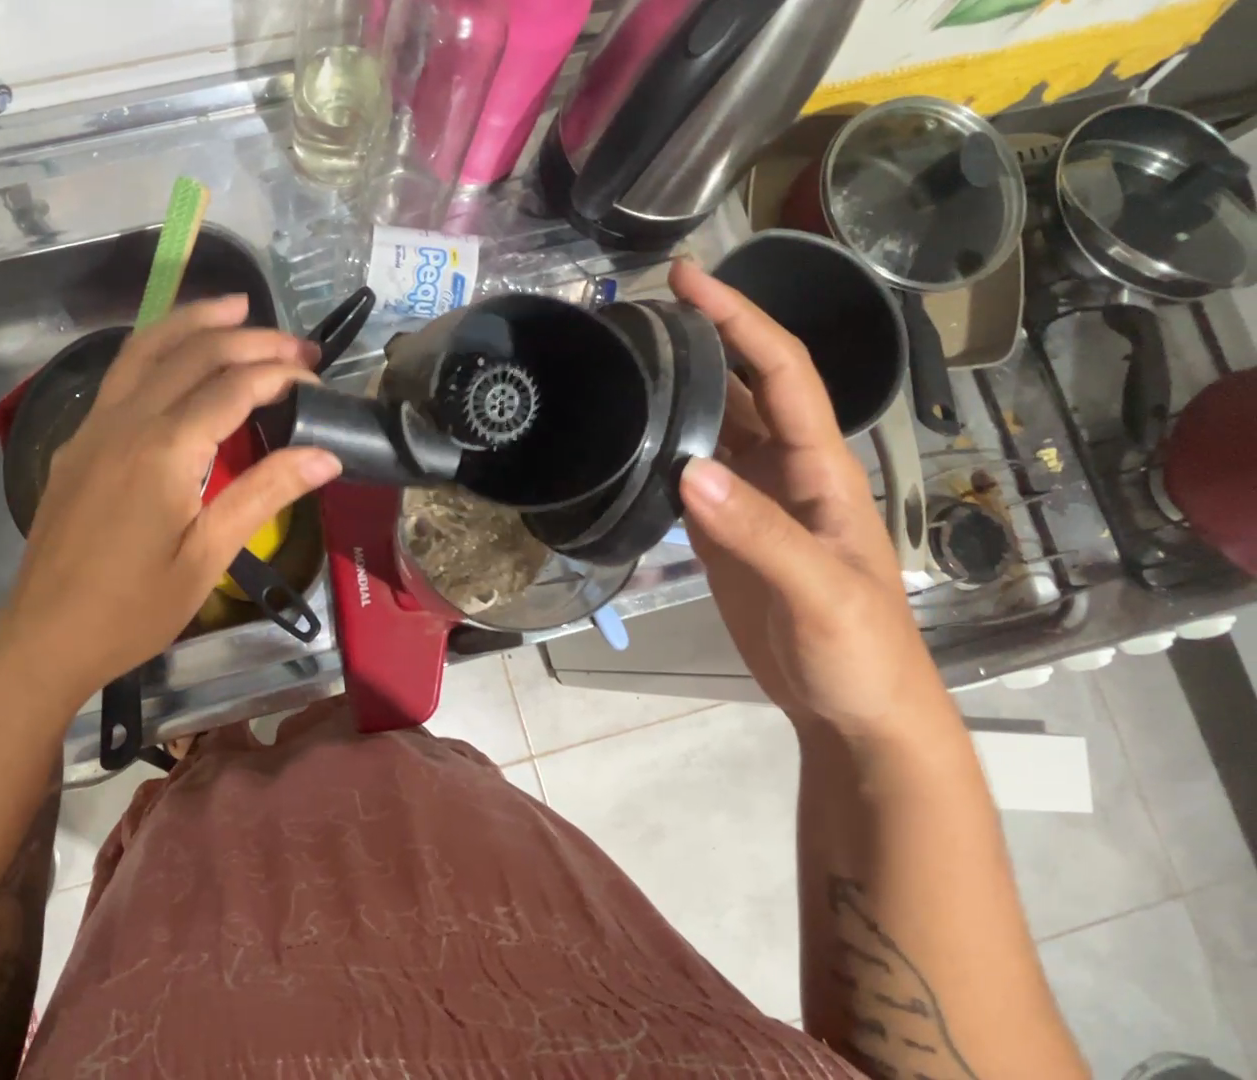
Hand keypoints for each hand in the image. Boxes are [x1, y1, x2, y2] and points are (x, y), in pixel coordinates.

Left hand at [0, 296, 342, 705]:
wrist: (45, 636)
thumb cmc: (133, 609)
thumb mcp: (208, 558)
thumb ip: (264, 495)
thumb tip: (326, 455)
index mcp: (164, 450)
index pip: (232, 386)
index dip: (278, 373)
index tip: (315, 377)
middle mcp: (126, 422)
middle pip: (191, 354)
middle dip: (248, 338)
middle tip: (296, 344)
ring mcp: (93, 428)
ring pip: (145, 351)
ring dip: (193, 323)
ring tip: (235, 307)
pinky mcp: (77, 444)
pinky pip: (120, 376)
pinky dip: (156, 350)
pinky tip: (175, 358)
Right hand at [669, 263, 947, 735]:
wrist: (855, 711)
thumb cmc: (860, 651)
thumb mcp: (821, 592)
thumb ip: (760, 531)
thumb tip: (689, 469)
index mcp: (820, 470)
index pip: (781, 374)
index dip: (740, 320)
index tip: (688, 279)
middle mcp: (787, 473)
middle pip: (745, 389)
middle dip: (704, 340)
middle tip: (639, 312)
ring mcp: (756, 506)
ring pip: (716, 429)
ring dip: (681, 392)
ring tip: (626, 363)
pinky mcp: (728, 538)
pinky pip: (694, 480)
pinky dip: (665, 452)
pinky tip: (631, 443)